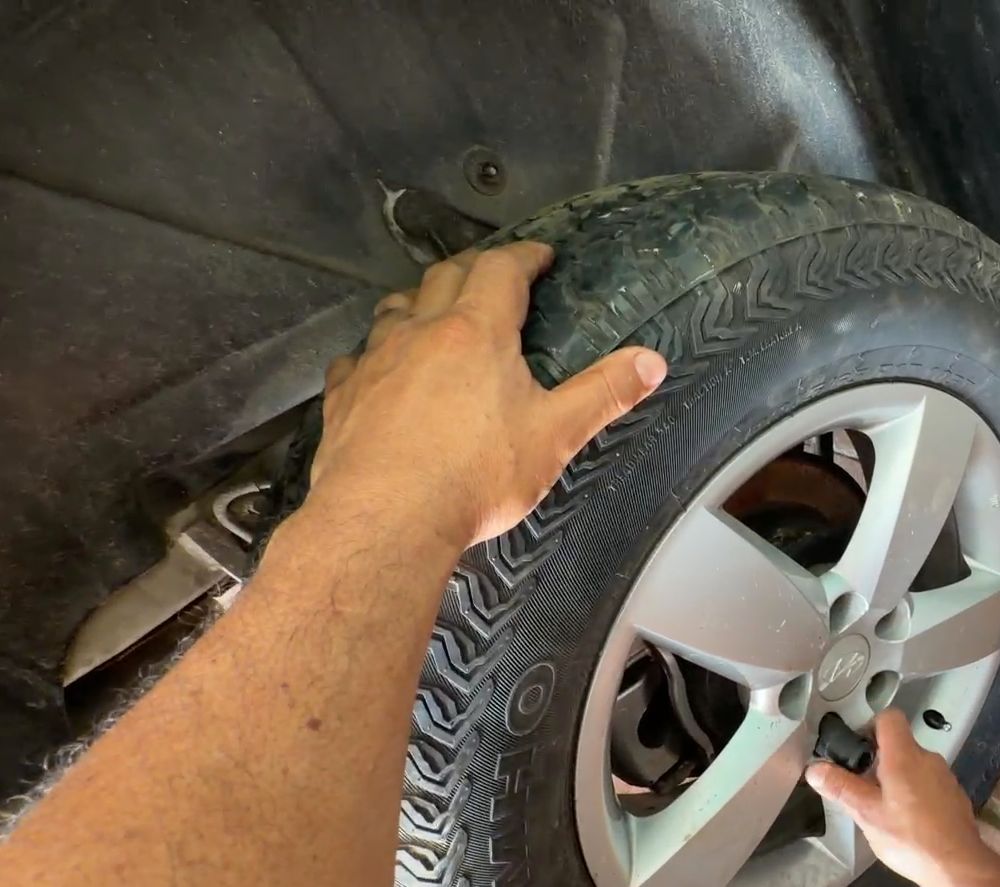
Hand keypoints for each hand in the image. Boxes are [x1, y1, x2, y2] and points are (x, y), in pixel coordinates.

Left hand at [311, 241, 666, 549]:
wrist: (389, 519)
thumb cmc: (479, 473)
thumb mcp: (558, 434)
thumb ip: (605, 392)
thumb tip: (653, 361)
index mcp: (478, 334)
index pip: (501, 271)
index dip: (524, 256)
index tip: (541, 255)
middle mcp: (421, 333)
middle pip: (446, 276)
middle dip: (476, 268)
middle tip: (499, 278)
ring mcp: (376, 361)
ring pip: (397, 308)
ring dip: (423, 301)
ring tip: (441, 314)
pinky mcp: (345, 396)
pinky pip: (360, 356)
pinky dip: (380, 350)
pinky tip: (386, 369)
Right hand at [805, 710, 999, 886]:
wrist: (957, 866)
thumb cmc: (908, 838)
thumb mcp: (868, 814)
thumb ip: (841, 788)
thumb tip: (814, 768)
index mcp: (904, 755)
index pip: (889, 718)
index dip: (870, 727)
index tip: (858, 752)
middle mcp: (927, 757)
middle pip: (899, 743)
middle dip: (879, 761)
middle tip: (864, 789)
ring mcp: (944, 775)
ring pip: (914, 765)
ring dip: (897, 778)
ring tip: (885, 810)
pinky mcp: (954, 793)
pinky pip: (929, 782)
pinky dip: (916, 793)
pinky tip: (910, 822)